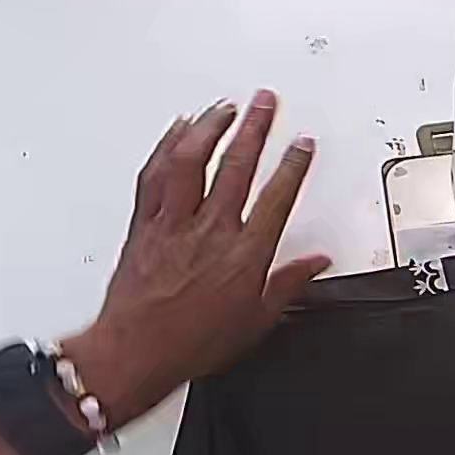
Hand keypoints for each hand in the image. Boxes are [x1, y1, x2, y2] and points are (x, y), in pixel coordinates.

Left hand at [61, 90, 330, 428]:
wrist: (137, 351)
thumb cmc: (193, 342)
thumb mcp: (257, 321)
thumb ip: (289, 284)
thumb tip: (317, 264)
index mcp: (243, 255)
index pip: (276, 198)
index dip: (293, 166)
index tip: (302, 144)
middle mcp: (210, 231)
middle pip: (237, 166)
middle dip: (255, 128)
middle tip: (266, 102)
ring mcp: (174, 224)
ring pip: (193, 161)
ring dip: (211, 127)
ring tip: (225, 107)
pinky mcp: (145, 224)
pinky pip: (155, 175)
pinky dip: (167, 147)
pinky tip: (177, 131)